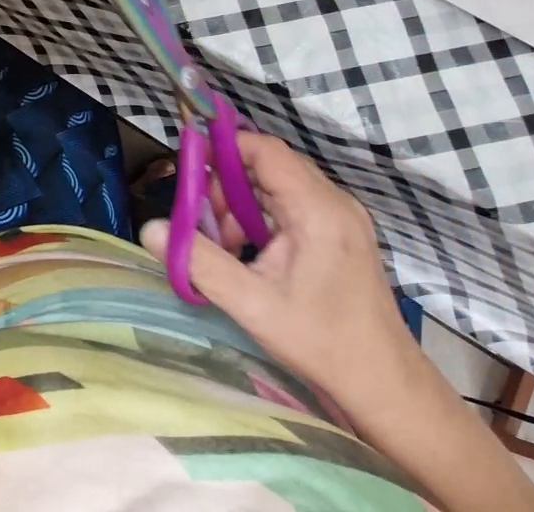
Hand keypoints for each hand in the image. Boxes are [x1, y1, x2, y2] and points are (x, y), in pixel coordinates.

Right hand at [140, 133, 417, 398]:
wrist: (384, 384)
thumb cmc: (321, 342)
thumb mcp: (251, 303)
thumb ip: (198, 261)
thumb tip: (149, 229)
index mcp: (318, 211)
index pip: (265, 150)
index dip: (222, 148)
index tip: (186, 168)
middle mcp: (334, 203)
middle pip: (267, 166)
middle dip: (224, 186)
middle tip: (200, 222)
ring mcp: (340, 218)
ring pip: (275, 187)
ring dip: (239, 205)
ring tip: (223, 246)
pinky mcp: (339, 234)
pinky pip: (288, 206)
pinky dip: (258, 219)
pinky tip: (245, 254)